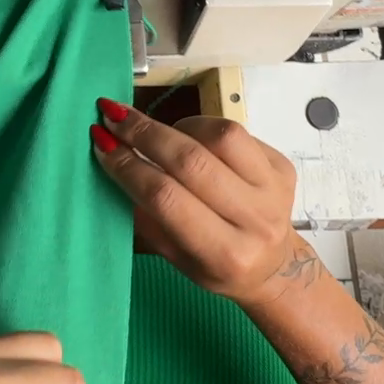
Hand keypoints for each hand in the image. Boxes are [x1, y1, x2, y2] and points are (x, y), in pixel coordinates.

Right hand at [91, 99, 310, 307]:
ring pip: (220, 136)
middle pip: (191, 161)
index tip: (101, 142)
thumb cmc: (215, 264)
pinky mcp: (283, 165)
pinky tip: (188, 135)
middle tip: (114, 116)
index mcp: (223, 254)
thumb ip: (146, 215)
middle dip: (143, 133)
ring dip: (177, 126)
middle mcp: (255, 221)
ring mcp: (274, 190)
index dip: (128, 166)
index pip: (166, 199)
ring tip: (159, 133)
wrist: (274, 266)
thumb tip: (112, 156)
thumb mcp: (175, 257)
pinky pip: (237, 131)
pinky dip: (203, 126)